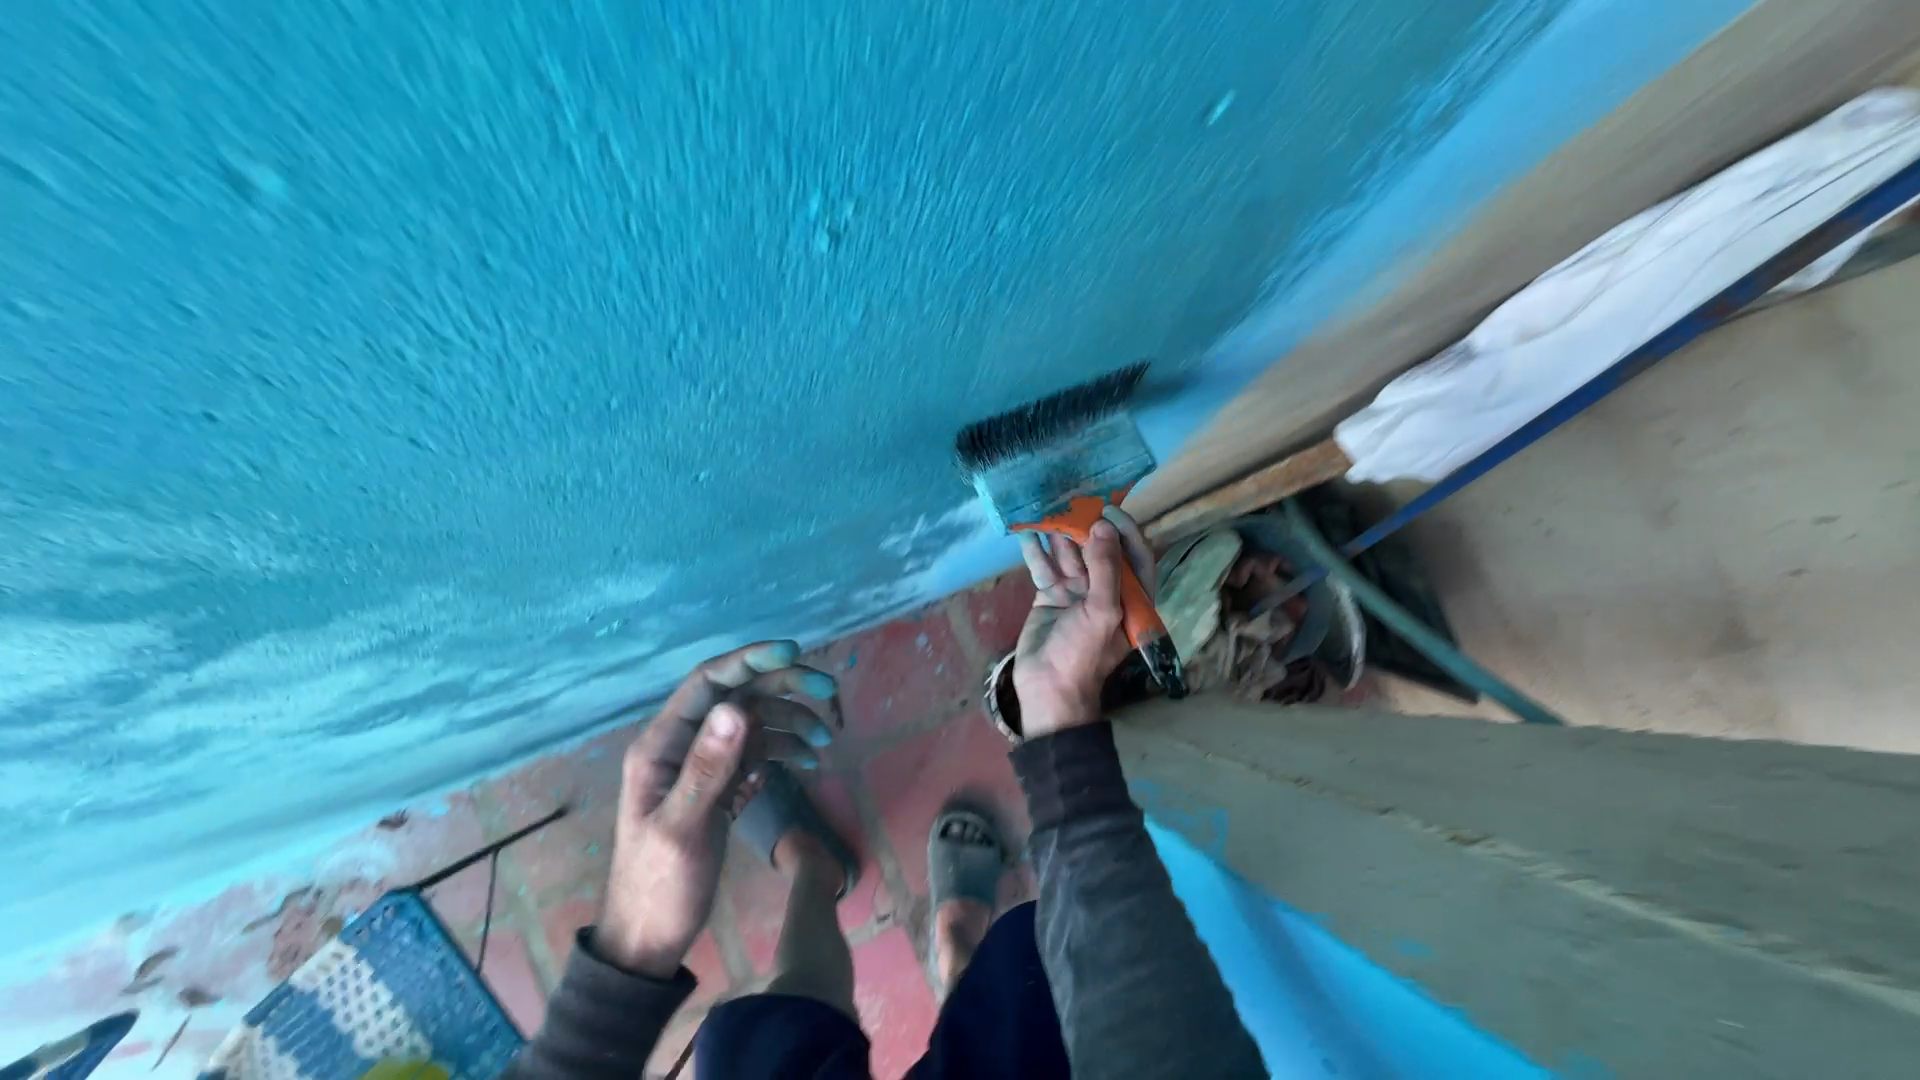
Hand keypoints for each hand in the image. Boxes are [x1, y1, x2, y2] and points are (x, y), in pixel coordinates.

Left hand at [596, 640, 837, 976]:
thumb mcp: (682, 828)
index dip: (750, 660)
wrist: (651, 937)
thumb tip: (737, 708)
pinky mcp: (720, 784)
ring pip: (754, 723)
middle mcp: (682, 745)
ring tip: (824, 742)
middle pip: (738, 696)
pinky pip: (757, 752)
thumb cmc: (659, 885)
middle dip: (783, 687)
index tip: (794, 652)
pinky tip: (807, 761)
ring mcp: (703, 764)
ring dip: (791, 723)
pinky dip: (785, 750)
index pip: (708, 684)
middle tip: (828, 692)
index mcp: (661, 746)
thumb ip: (707, 768)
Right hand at [1012, 507, 1155, 737]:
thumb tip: (1103, 527)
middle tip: (1071, 501)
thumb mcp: (1103, 611)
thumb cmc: (1084, 653)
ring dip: (1059, 534)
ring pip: (1070, 555)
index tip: (1107, 511)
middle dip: (1086, 526)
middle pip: (1100, 550)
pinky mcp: (1050, 596)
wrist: (1049, 689)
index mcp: (1131, 597)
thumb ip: (1106, 568)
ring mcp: (1076, 592)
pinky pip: (1045, 567)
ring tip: (1047, 508)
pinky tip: (1027, 532)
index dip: (1125, 531)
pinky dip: (1036, 551)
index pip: (1136, 555)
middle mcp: (1106, 590)